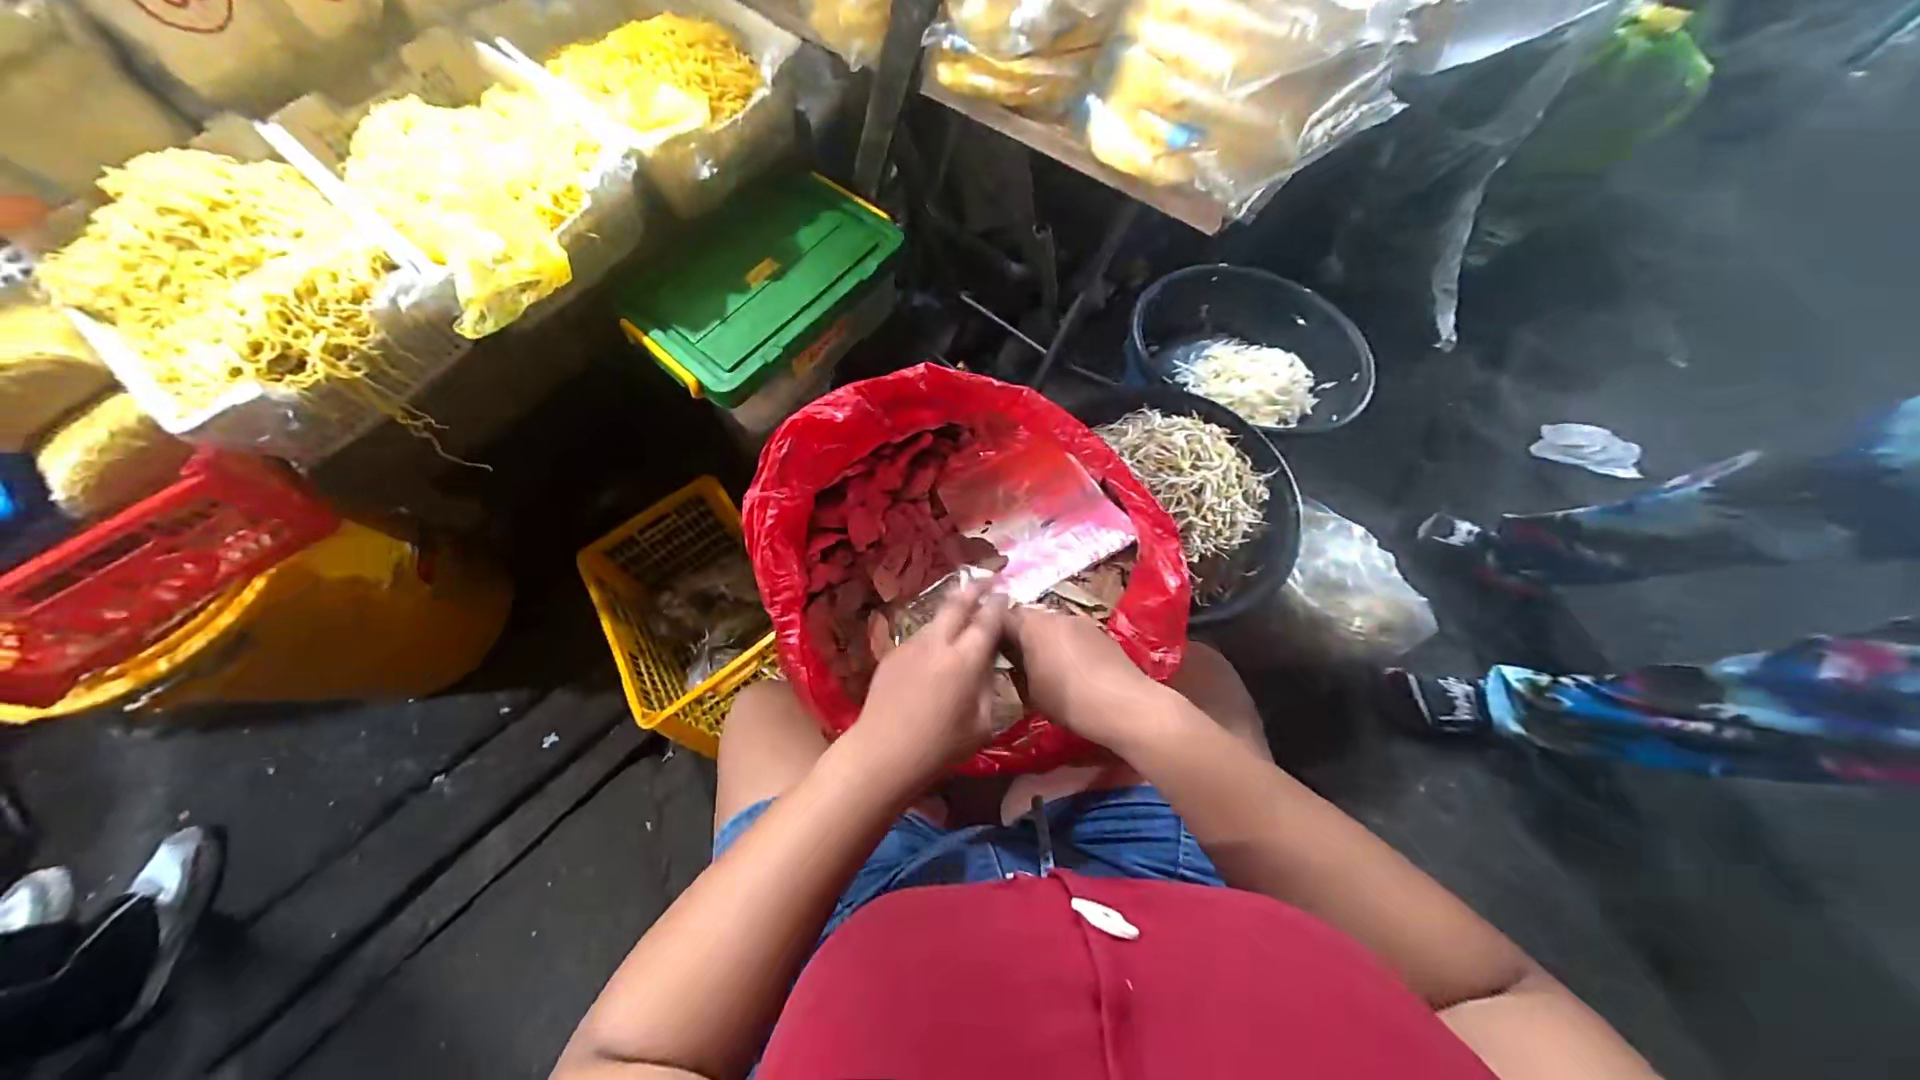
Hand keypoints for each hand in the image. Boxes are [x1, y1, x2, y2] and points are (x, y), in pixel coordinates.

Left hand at [840, 581, 1010, 791]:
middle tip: (985, 580)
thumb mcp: (982, 724)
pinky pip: (919, 638)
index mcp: (965, 660)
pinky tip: (934, 654)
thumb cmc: (940, 747)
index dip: (998, 604)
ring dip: (950, 614)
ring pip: (935, 620)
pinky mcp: (892, 655)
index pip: (987, 620)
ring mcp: (911, 646)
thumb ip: (988, 686)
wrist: (882, 753)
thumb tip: (987, 664)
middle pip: (957, 603)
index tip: (1005, 595)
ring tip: (960, 617)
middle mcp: (938, 643)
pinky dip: (933, 637)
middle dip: (974, 589)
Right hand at [1005, 606, 1163, 748]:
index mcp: (1032, 625)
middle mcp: (1056, 615)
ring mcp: (1082, 622)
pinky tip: (1073, 670)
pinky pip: (1074, 635)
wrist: (1125, 705)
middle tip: (1016, 660)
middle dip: (1021, 636)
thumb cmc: (1069, 700)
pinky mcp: (1102, 633)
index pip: (1001, 618)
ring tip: (1046, 667)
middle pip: (1029, 619)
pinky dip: (1068, 647)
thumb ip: (1017, 669)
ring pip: (1054, 626)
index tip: (989, 651)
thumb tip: (1014, 661)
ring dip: (1046, 641)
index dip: (993, 633)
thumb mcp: (1031, 692)